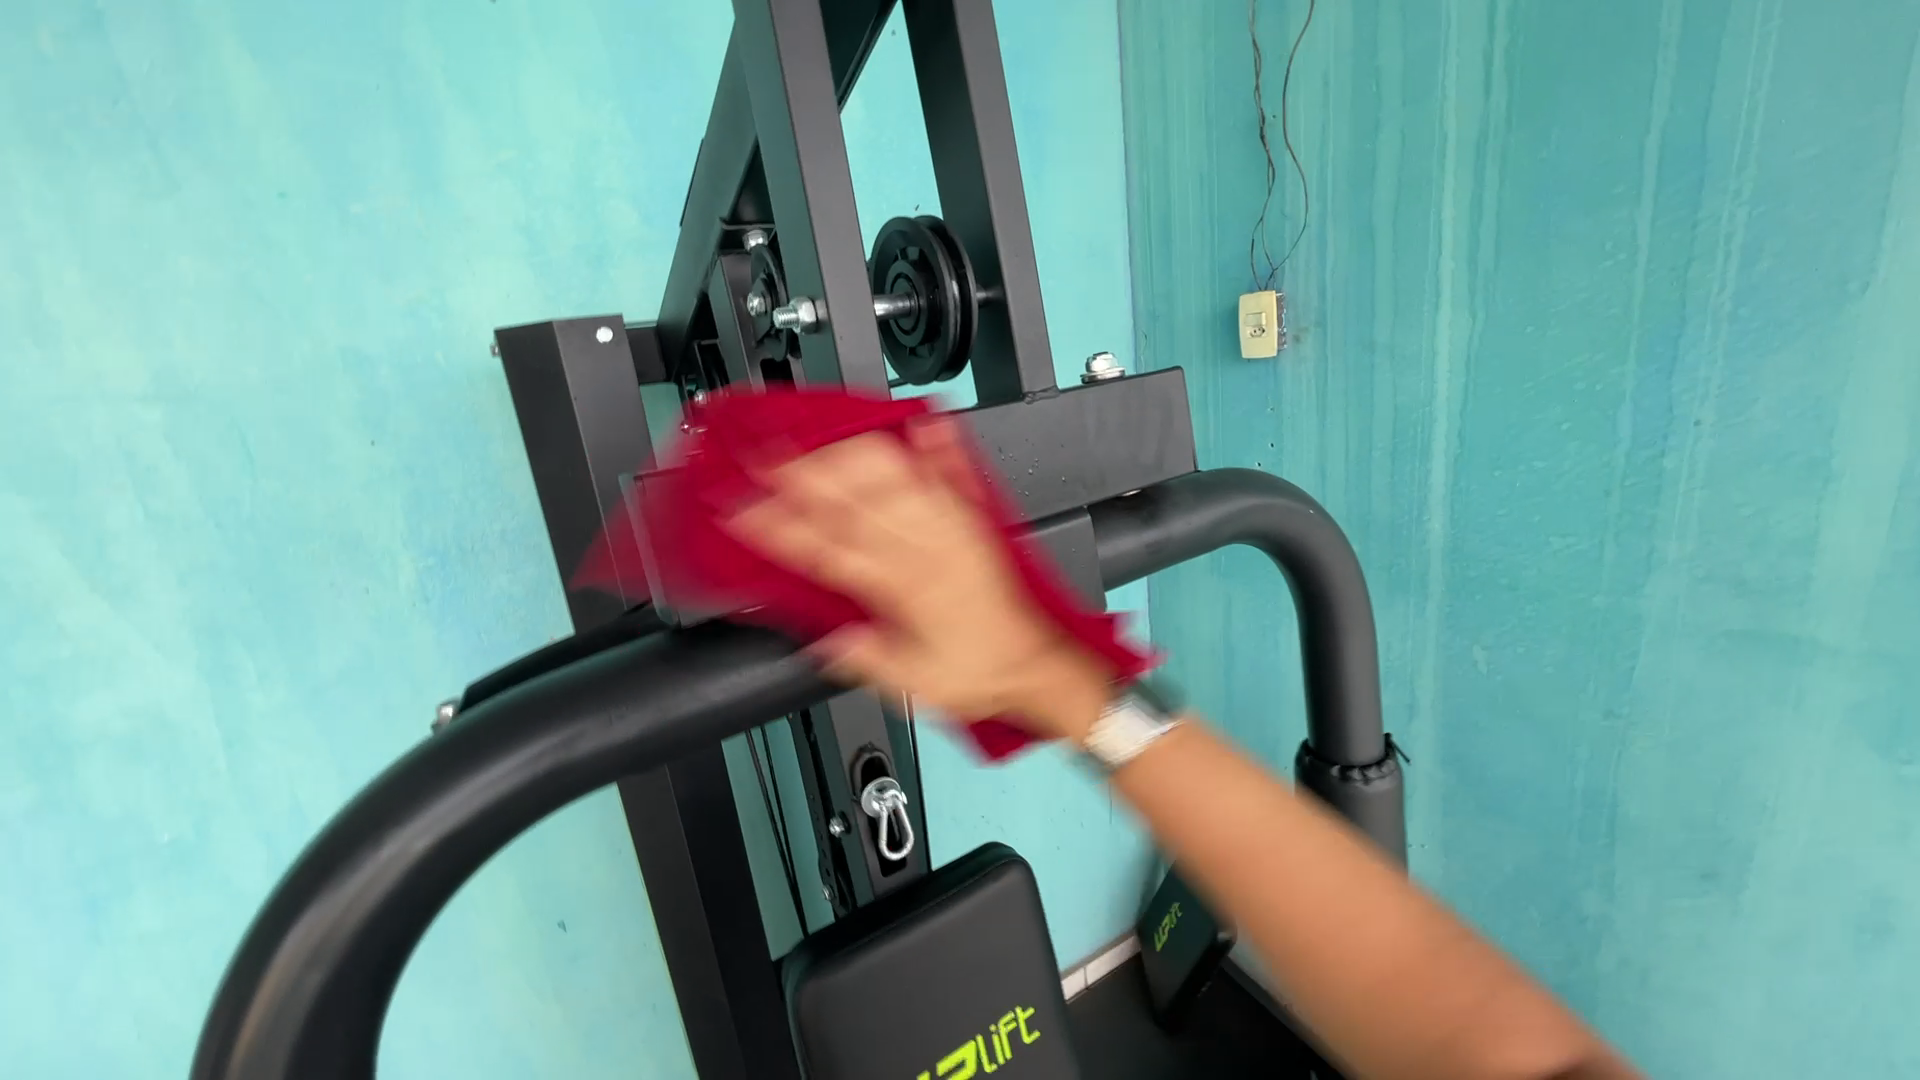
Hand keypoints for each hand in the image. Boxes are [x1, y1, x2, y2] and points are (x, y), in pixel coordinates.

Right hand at [725, 417, 1107, 739]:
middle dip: (805, 475)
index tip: (744, 507)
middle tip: (765, 453)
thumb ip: (866, 658)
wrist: (1036, 662)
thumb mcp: (914, 683)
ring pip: (899, 479)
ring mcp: (954, 530)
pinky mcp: (976, 522)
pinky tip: (925, 418)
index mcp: (906, 590)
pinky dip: (941, 444)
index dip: (781, 526)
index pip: (829, 550)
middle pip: (856, 503)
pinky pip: (958, 476)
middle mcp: (929, 551)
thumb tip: (825, 641)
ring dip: (855, 453)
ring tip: (821, 434)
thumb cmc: (980, 670)